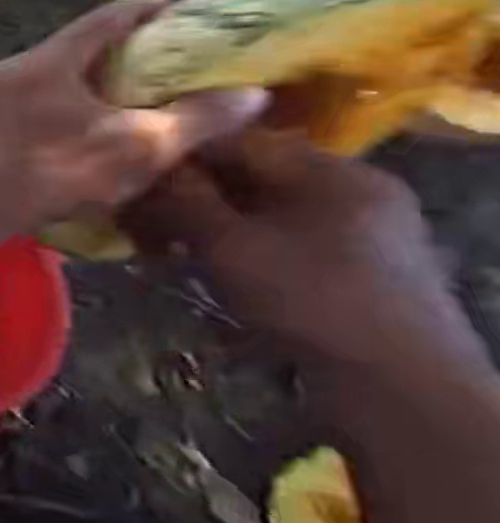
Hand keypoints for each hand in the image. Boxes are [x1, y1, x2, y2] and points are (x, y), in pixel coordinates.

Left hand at [0, 0, 269, 234]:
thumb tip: (250, 95)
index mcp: (47, 60)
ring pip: (32, 81)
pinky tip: (55, 134)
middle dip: (107, 57)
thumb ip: (198, 118)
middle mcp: (2, 69)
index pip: (108, 18)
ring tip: (104, 105)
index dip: (149, 12)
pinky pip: (7, 107)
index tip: (179, 13)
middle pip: (66, 50)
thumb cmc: (53, 173)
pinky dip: (37, 112)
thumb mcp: (139, 147)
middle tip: (147, 69)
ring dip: (68, 88)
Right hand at [127, 130, 481, 369]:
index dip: (175, 153)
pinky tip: (196, 258)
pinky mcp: (350, 259)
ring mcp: (356, 225)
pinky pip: (273, 230)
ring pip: (255, 204)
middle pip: (246, 172)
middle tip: (132, 214)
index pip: (235, 140)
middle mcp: (350, 188)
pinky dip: (229, 237)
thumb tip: (142, 165)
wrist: (396, 381)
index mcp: (332, 172)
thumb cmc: (307, 297)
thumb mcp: (227, 243)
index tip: (126, 174)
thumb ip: (183, 198)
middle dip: (184, 191)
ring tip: (156, 242)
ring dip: (200, 218)